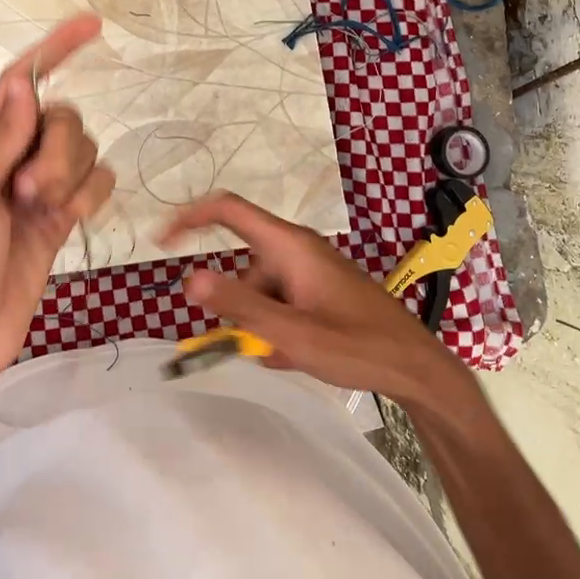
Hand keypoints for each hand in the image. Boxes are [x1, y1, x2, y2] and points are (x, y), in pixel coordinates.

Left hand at [0, 14, 115, 387]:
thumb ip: (2, 137)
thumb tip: (23, 83)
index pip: (22, 81)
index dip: (55, 50)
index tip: (93, 25)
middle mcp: (12, 154)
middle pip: (63, 119)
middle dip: (59, 151)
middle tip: (31, 192)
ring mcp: (41, 186)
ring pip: (84, 151)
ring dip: (72, 179)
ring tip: (42, 213)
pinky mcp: (62, 215)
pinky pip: (96, 184)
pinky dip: (91, 198)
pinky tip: (71, 221)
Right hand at [159, 192, 468, 410]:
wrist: (418, 370)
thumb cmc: (357, 346)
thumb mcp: (291, 334)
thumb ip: (239, 307)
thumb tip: (189, 279)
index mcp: (289, 246)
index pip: (228, 210)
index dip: (189, 217)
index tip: (161, 240)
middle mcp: (297, 249)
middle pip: (242, 266)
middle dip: (238, 306)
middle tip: (255, 343)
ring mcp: (310, 270)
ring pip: (260, 291)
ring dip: (261, 323)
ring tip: (285, 355)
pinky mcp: (320, 290)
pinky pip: (281, 302)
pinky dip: (278, 327)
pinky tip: (298, 353)